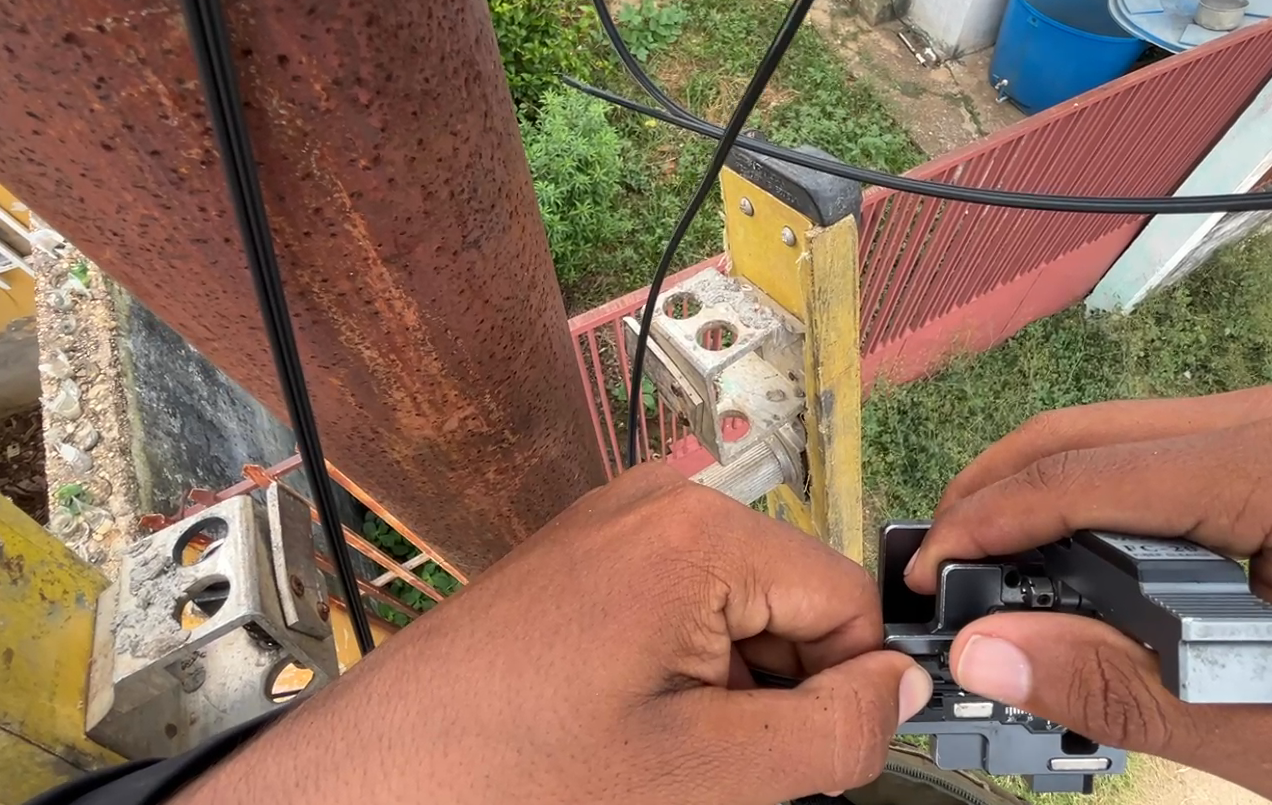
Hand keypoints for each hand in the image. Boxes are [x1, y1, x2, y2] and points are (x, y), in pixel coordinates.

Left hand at [176, 463, 930, 804]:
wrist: (368, 777)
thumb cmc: (528, 777)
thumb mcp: (703, 773)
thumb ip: (828, 733)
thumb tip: (903, 689)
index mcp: (705, 530)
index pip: (844, 596)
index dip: (845, 684)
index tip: (801, 756)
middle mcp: (667, 495)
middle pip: (786, 595)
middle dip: (776, 684)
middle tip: (714, 761)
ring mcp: (620, 512)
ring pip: (735, 598)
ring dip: (729, 677)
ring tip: (660, 741)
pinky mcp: (589, 539)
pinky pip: (680, 589)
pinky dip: (683, 654)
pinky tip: (631, 709)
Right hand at [906, 386, 1271, 803]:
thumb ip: (1124, 689)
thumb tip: (982, 652)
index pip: (1081, 473)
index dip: (987, 522)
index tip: (924, 577)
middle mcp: (1264, 423)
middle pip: (1076, 438)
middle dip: (993, 498)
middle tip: (940, 573)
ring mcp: (1270, 437)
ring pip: (1099, 447)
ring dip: (1032, 503)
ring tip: (986, 573)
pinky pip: (1140, 470)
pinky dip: (1081, 513)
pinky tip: (1061, 564)